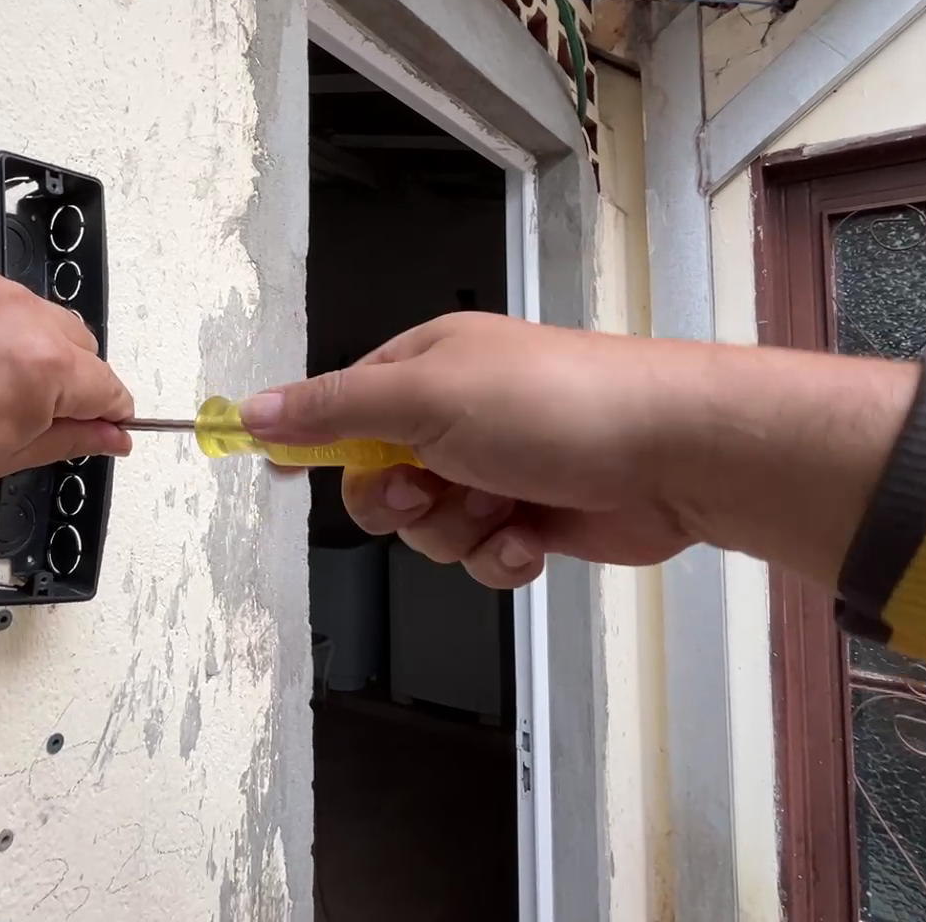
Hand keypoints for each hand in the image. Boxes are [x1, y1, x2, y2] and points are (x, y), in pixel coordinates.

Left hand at [0, 247, 133, 540]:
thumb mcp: (1, 456)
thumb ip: (71, 438)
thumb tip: (113, 435)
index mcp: (43, 364)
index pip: (108, 384)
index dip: (109, 411)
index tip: (101, 420)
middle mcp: (18, 309)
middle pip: (77, 340)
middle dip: (68, 375)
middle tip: (25, 407)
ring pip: (30, 310)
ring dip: (21, 341)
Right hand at [238, 313, 914, 591]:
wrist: (675, 451)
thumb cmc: (545, 406)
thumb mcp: (422, 398)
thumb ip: (332, 409)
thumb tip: (250, 410)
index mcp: (422, 370)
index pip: (340, 406)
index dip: (314, 441)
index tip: (284, 471)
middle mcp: (451, 416)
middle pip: (378, 478)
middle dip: (398, 500)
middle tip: (426, 492)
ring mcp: (489, 468)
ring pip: (427, 526)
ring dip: (456, 529)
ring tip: (499, 509)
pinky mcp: (525, 517)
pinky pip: (478, 553)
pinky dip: (498, 554)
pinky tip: (528, 540)